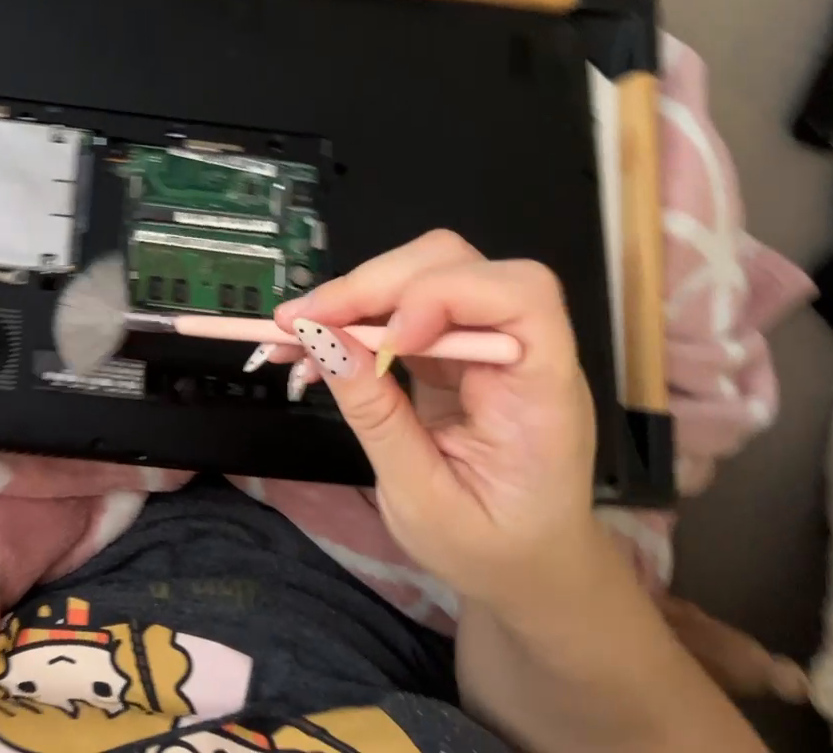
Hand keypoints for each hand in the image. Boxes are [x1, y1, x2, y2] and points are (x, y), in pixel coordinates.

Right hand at [270, 229, 598, 612]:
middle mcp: (516, 350)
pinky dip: (345, 319)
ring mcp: (479, 344)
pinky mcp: (446, 349)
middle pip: (454, 265)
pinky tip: (306, 346)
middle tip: (301, 322)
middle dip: (371, 285)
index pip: (519, 296)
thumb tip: (322, 340)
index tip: (386, 340)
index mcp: (541, 392)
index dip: (444, 295)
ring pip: (416, 274)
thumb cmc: (489, 549)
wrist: (523, 569)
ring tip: (290, 334)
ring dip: (348, 297)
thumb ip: (377, 417)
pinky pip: (392, 309)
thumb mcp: (423, 501)